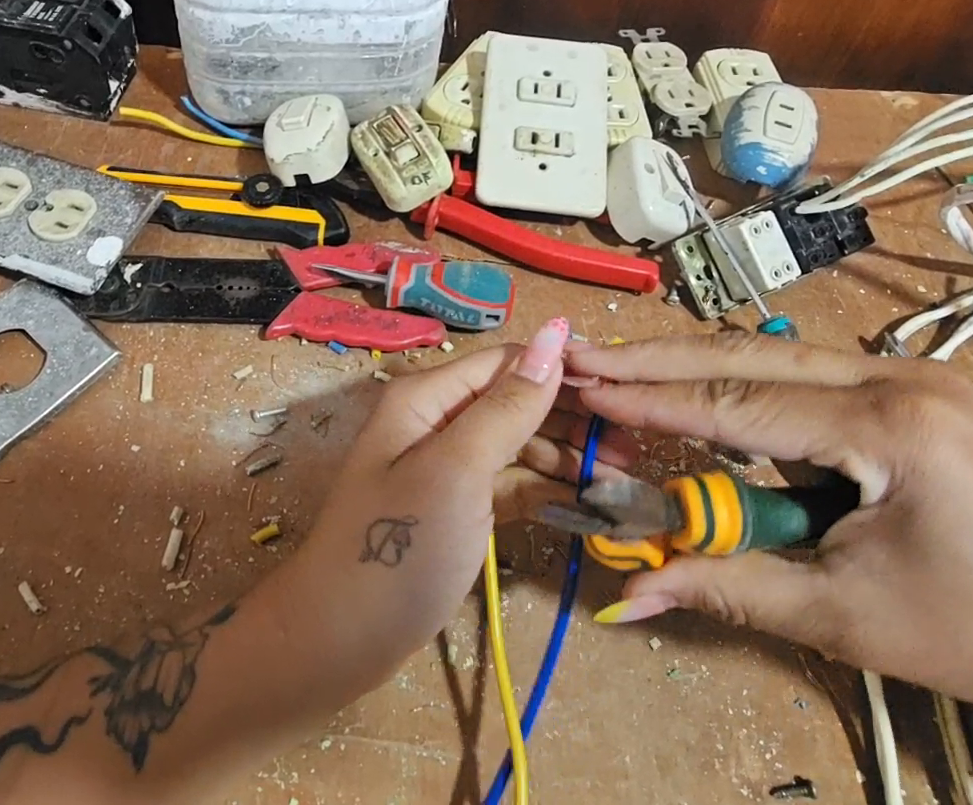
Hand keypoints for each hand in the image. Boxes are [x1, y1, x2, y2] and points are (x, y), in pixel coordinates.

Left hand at [258, 318, 632, 700]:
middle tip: (630, 448)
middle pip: (513, 402)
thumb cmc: (399, 545)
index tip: (623, 393)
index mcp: (427, 398)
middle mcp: (436, 423)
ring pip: (516, 446)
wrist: (342, 637)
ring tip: (620, 481)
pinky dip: (544, 492)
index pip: (505, 362)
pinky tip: (587, 504)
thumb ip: (508, 405)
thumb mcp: (457, 468)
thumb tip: (554, 335)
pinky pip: (508, 486)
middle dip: (569, 418)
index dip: (561, 370)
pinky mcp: (457, 510)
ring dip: (564, 458)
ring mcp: (446, 469)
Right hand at [562, 332, 972, 722]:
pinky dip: (745, 388)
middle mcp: (899, 377)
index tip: (579, 386)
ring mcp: (912, 377)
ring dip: (697, 367)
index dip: (649, 399)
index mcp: (891, 425)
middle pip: (747, 356)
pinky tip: (703, 397)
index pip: (736, 405)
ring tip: (622, 371)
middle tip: (581, 356)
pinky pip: (809, 378)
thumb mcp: (850, 618)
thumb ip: (727, 587)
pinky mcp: (917, 394)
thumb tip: (627, 594)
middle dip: (657, 358)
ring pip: (776, 358)